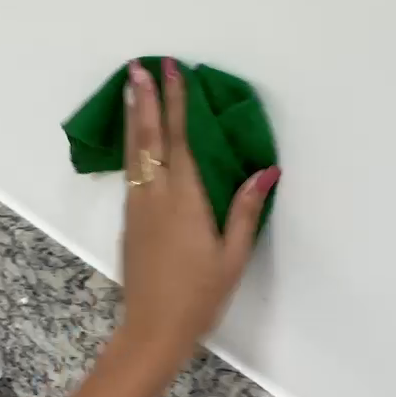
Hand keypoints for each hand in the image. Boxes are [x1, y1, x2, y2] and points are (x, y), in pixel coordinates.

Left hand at [116, 58, 279, 367]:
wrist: (152, 329)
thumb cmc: (199, 297)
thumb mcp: (233, 258)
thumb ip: (246, 211)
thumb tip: (266, 172)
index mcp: (184, 201)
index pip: (180, 140)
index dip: (177, 103)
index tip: (173, 70)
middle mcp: (155, 198)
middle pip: (149, 140)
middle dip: (146, 100)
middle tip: (137, 67)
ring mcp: (137, 210)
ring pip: (134, 156)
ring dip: (134, 121)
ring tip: (131, 92)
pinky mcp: (128, 224)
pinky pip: (131, 176)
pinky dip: (133, 150)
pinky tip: (136, 145)